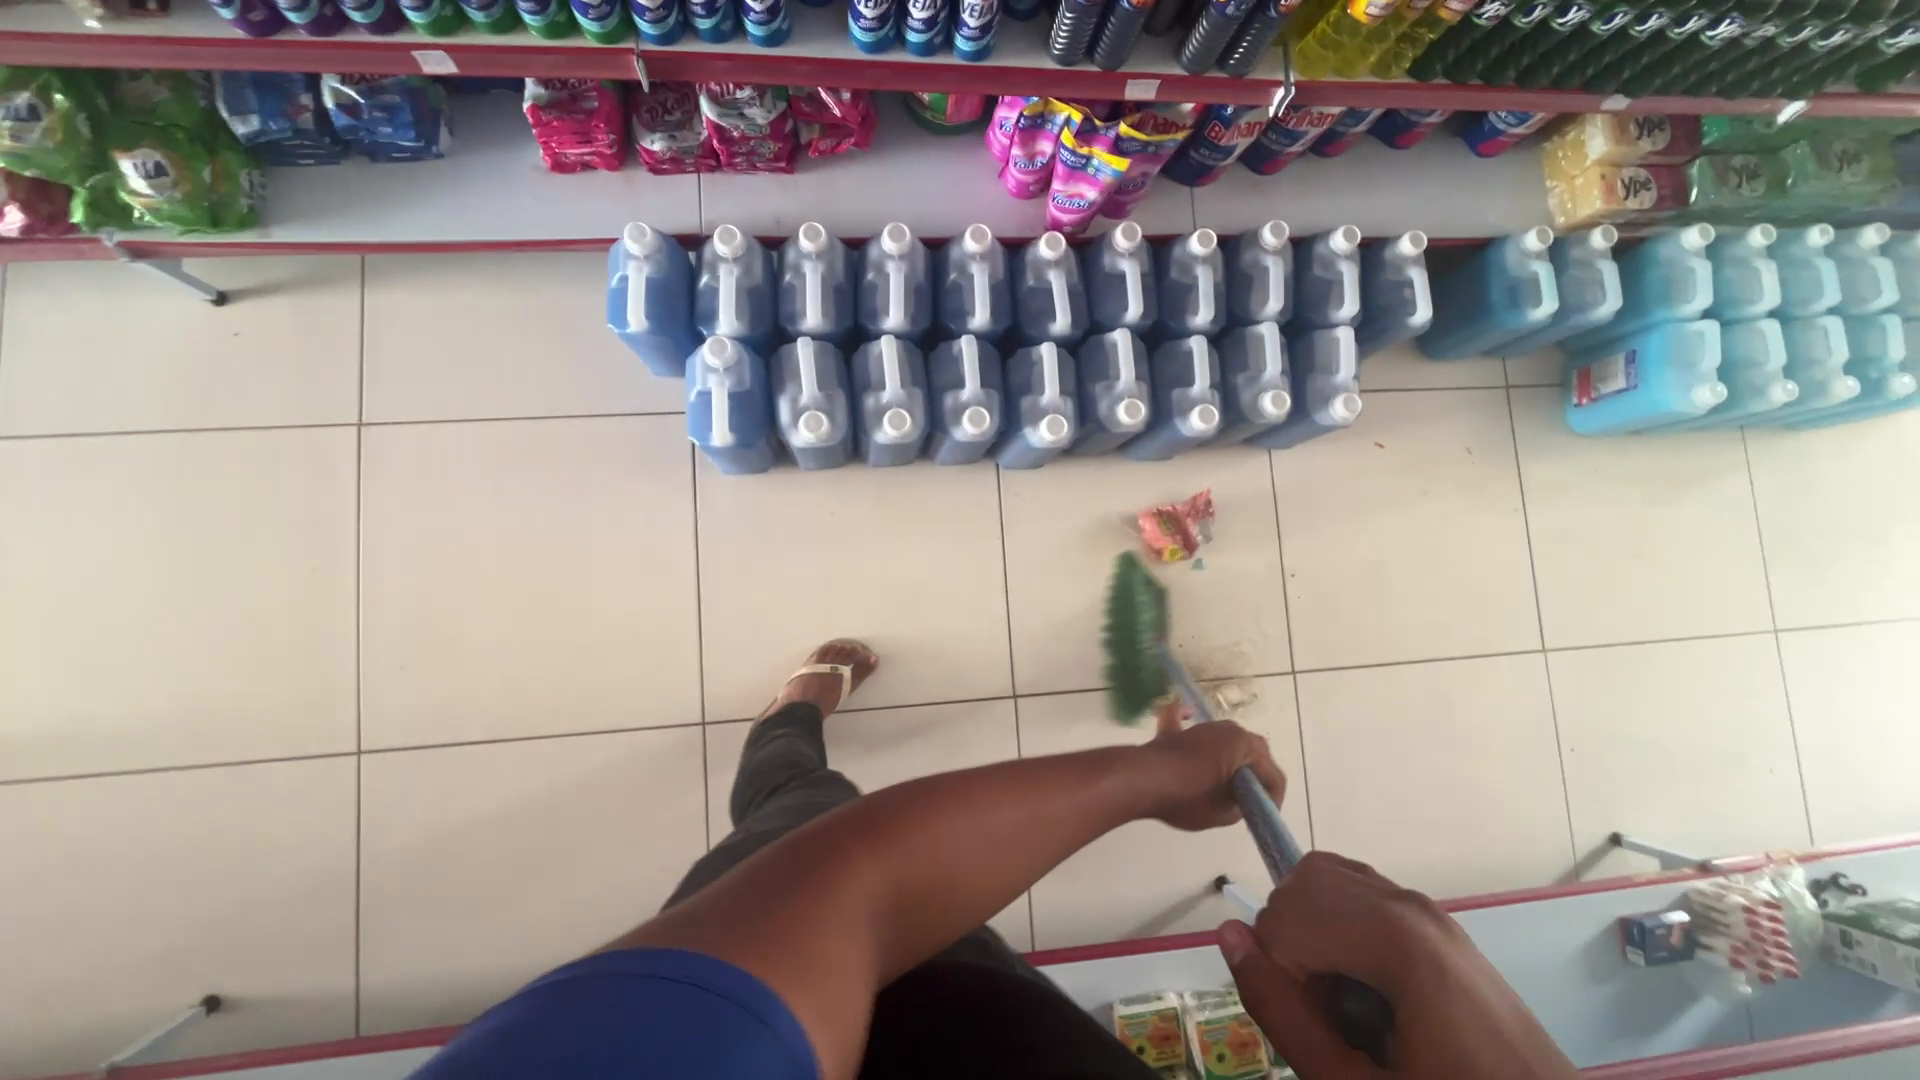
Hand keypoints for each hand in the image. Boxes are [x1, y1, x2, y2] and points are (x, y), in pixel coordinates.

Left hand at [1131, 704, 1285, 831]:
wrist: (1143, 780)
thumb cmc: (1188, 797)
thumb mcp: (1224, 814)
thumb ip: (1239, 805)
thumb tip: (1237, 800)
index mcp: (1244, 746)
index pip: (1272, 774)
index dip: (1274, 798)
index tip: (1266, 814)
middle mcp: (1226, 729)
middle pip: (1253, 750)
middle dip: (1256, 773)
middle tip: (1251, 798)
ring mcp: (1198, 727)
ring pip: (1224, 737)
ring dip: (1230, 755)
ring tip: (1228, 781)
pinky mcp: (1172, 730)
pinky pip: (1182, 720)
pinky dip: (1186, 719)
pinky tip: (1187, 716)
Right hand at [1216, 852, 1578, 1079]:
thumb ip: (1283, 1013)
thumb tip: (1227, 934)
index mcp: (1399, 941)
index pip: (1284, 915)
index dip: (1282, 976)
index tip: (1323, 1031)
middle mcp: (1410, 904)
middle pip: (1300, 885)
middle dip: (1292, 947)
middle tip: (1333, 1020)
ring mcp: (1426, 908)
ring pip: (1323, 881)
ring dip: (1311, 933)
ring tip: (1349, 1006)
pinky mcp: (1433, 921)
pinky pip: (1353, 893)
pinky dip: (1336, 927)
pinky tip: (1368, 991)